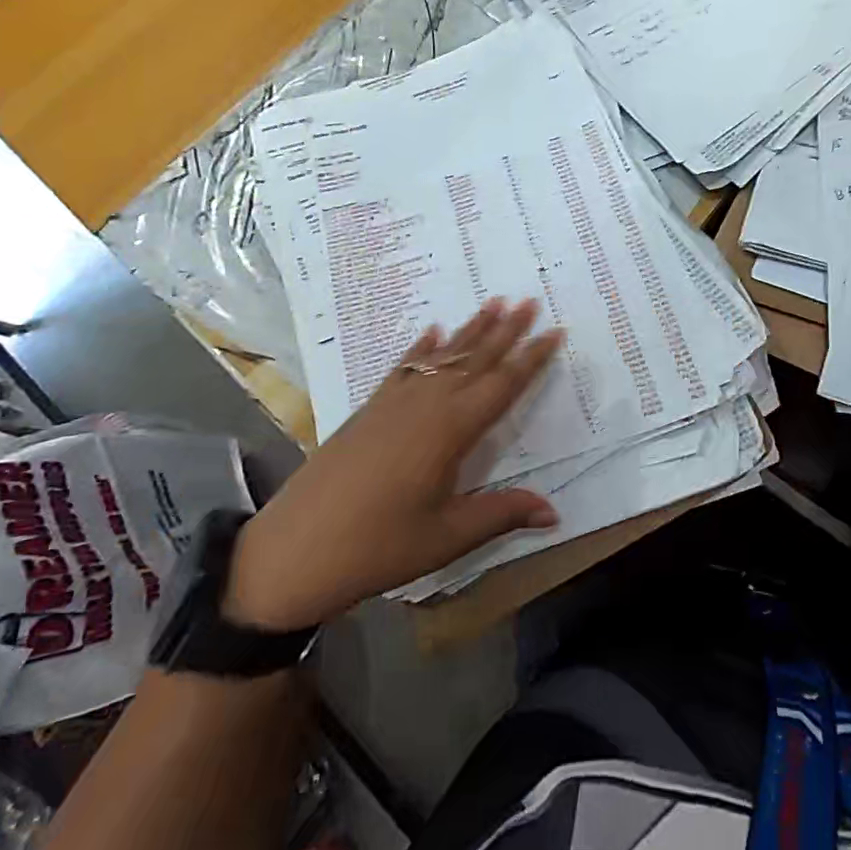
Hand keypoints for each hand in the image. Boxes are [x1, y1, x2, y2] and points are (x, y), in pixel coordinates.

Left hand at [225, 299, 564, 630]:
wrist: (296, 549)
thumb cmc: (380, 546)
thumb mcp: (448, 536)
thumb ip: (502, 514)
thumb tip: (554, 512)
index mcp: (451, 431)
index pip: (502, 386)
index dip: (531, 359)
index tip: (554, 330)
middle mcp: (425, 405)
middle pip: (473, 360)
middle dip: (505, 330)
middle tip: (529, 300)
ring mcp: (392, 403)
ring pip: (440, 357)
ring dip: (469, 330)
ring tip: (492, 303)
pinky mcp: (368, 410)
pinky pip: (403, 368)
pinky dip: (421, 348)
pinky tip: (431, 332)